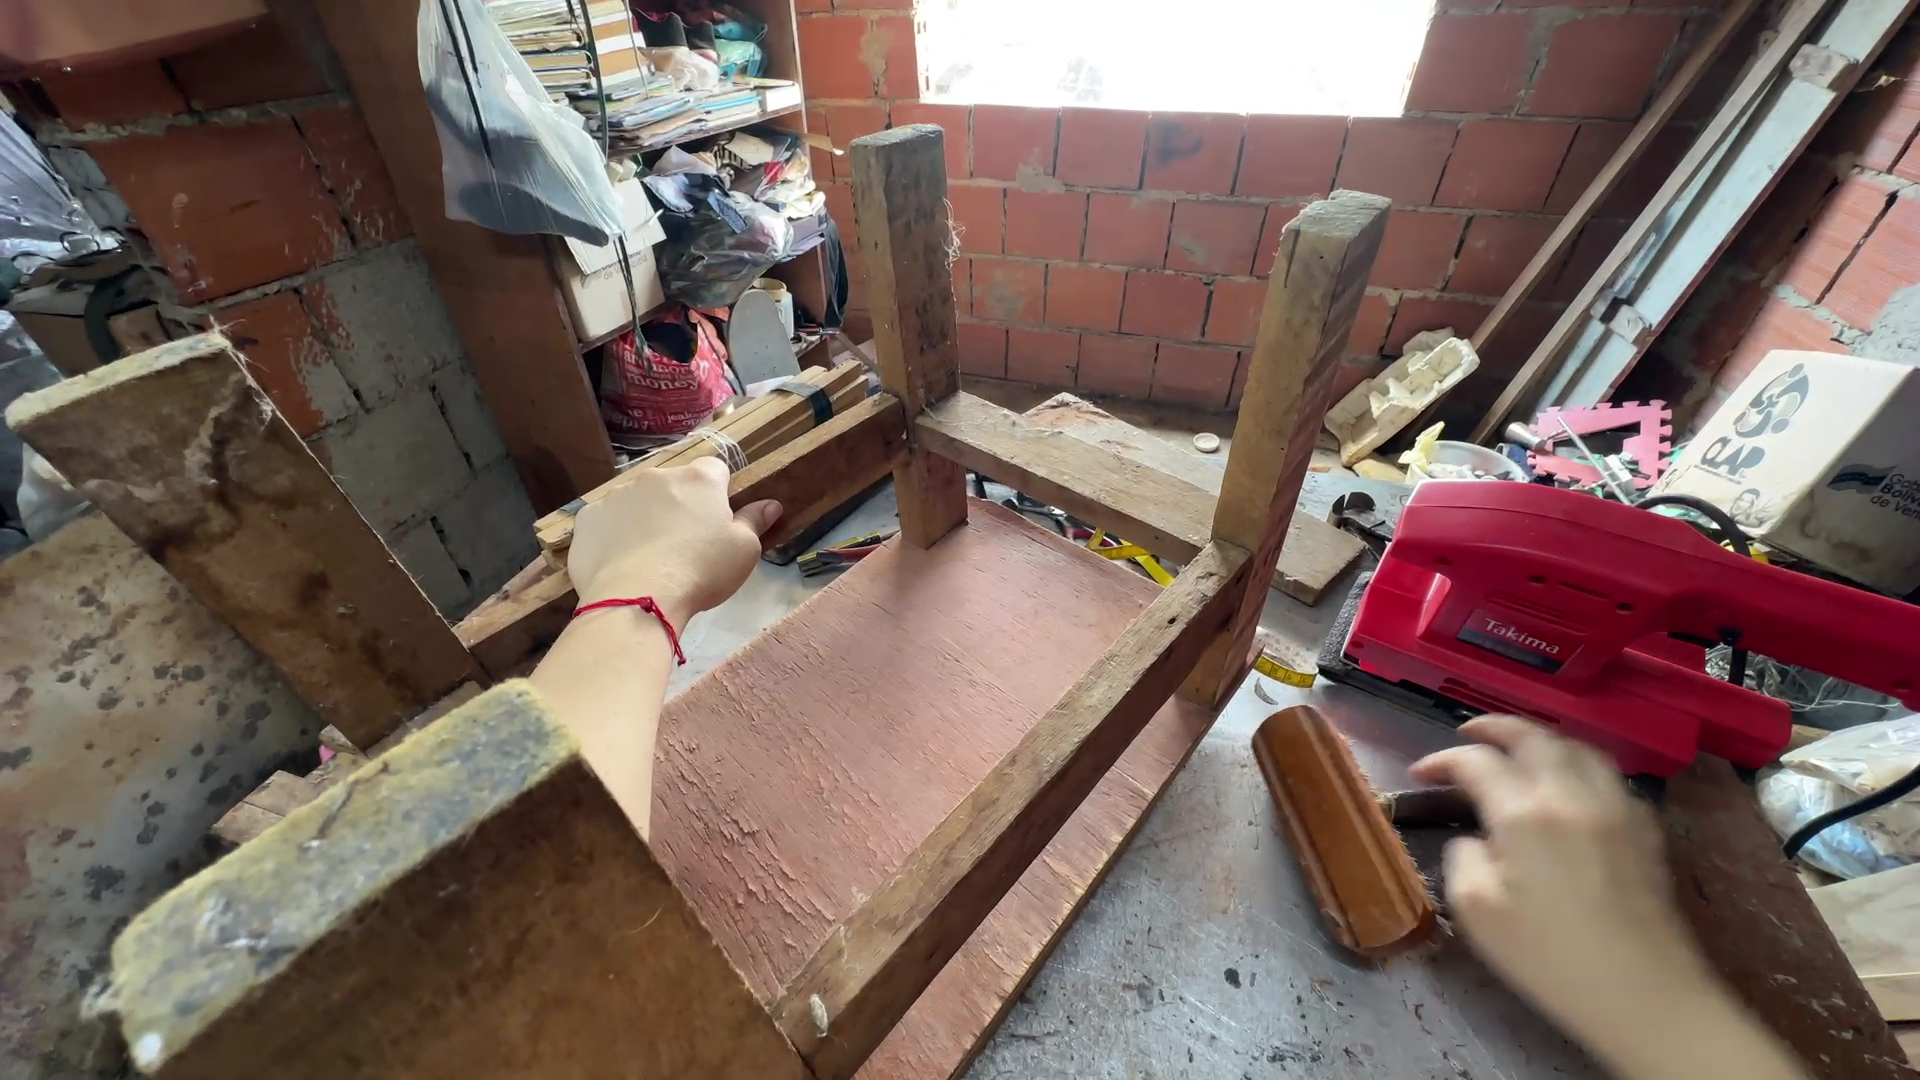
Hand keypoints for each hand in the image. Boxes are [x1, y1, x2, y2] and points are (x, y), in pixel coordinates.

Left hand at [566, 458, 781, 627]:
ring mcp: (618, 495)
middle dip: (681, 503)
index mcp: (699, 479)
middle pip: (675, 483)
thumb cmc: (702, 570)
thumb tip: (771, 504)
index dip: (720, 492)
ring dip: (647, 516)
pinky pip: (607, 520)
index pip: (716, 469)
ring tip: (652, 555)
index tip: (719, 519)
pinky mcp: (588, 518)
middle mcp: (657, 476)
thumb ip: (755, 521)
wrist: (638, 598)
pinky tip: (623, 561)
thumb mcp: (744, 550)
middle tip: (687, 542)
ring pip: (639, 500)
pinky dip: (616, 533)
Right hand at [1409, 716, 1714, 1055]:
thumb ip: (1464, 857)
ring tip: (1519, 747)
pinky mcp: (1646, 834)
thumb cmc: (1551, 958)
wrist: (1650, 1002)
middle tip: (1467, 733)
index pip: (1476, 762)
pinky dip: (1580, 766)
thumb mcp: (1476, 909)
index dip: (1442, 760)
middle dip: (1493, 727)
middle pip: (1533, 737)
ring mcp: (1616, 812)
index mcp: (1524, 815)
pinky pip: (1610, 778)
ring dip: (1541, 739)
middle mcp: (1571, 799)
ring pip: (1578, 748)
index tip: (1421, 773)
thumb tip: (1478, 840)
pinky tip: (1569, 785)